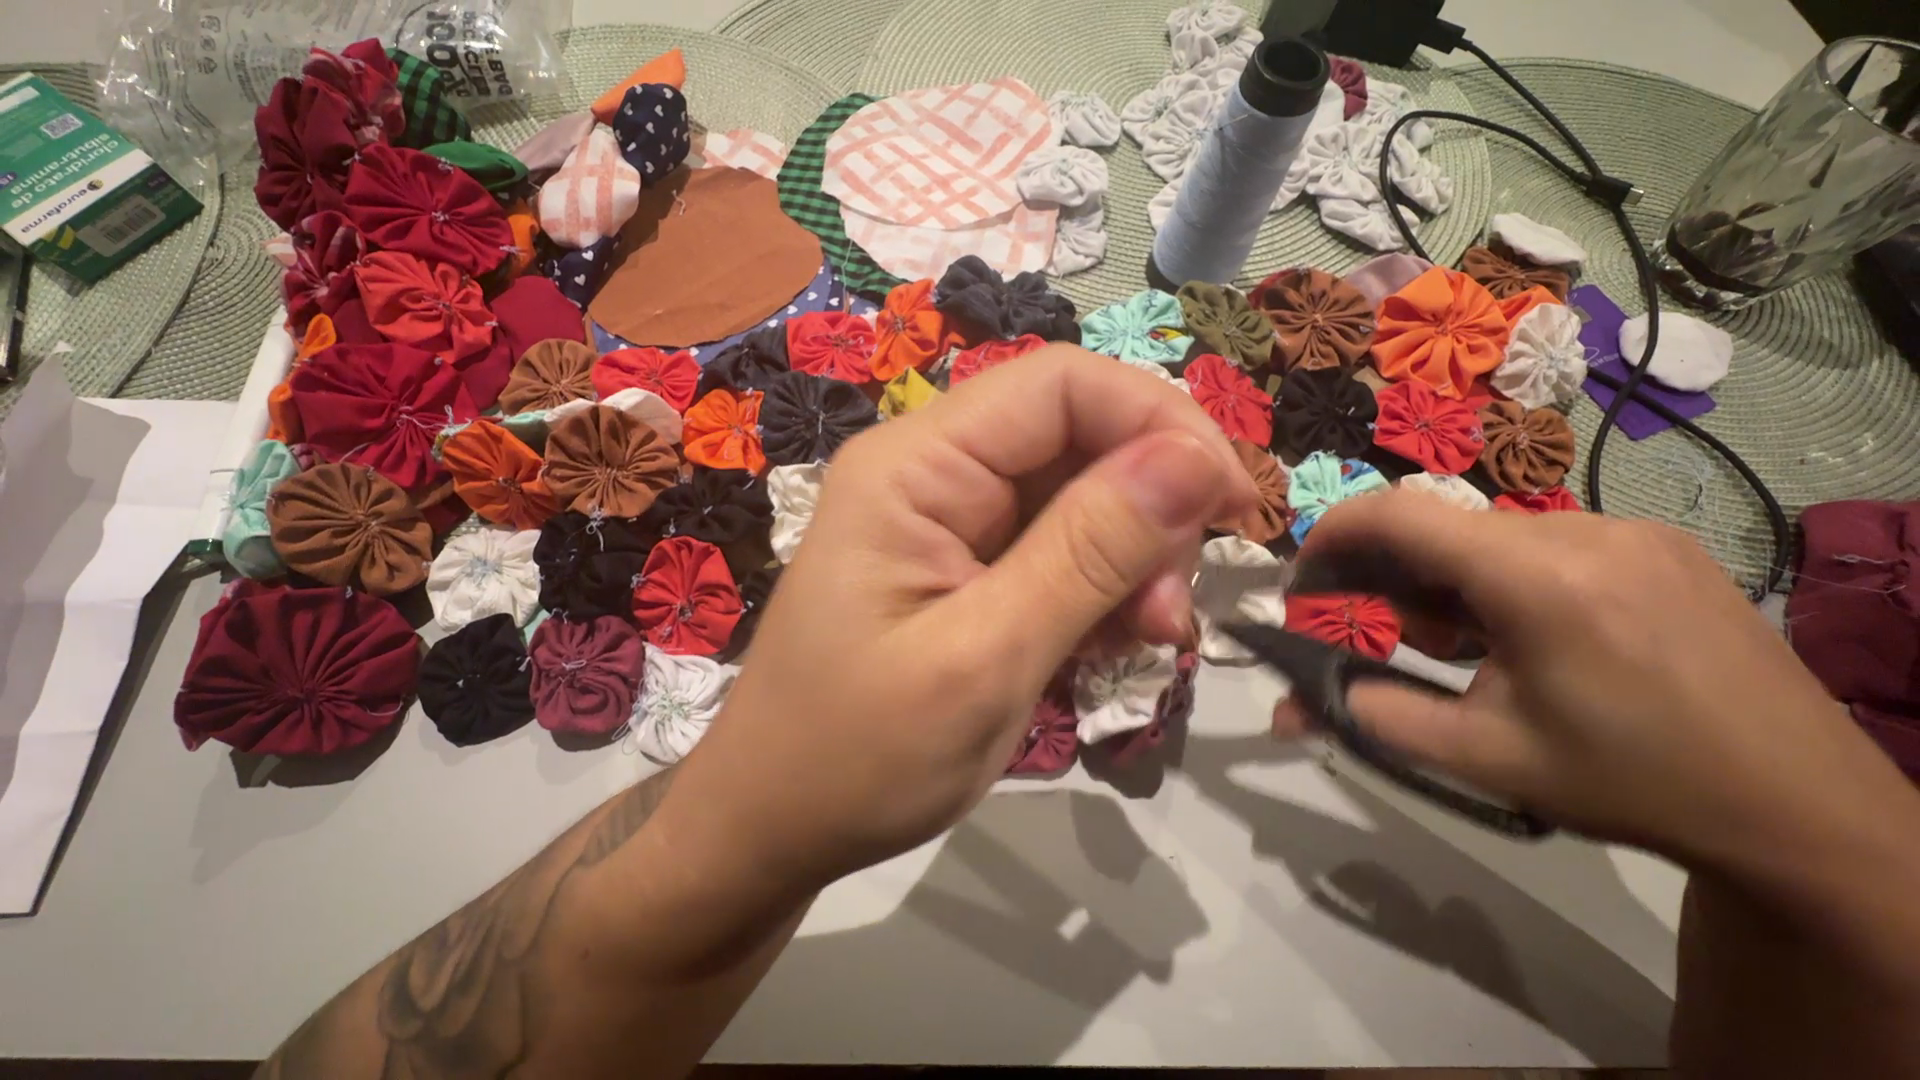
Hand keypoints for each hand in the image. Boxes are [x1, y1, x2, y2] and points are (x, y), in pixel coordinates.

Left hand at [674, 346, 1254, 889]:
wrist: (775, 825)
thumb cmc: (859, 754)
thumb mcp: (985, 658)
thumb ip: (1088, 554)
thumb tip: (1194, 458)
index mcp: (915, 467)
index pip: (1060, 387)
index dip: (1159, 423)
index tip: (1229, 505)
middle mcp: (932, 472)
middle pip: (1077, 439)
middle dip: (1149, 511)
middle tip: (1169, 611)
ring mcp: (948, 522)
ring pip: (1080, 500)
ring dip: (1133, 562)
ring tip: (1145, 642)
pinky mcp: (965, 569)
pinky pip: (1059, 552)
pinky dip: (1102, 593)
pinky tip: (1108, 652)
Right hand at [1276, 491, 1914, 867]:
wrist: (1803, 807)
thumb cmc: (1631, 782)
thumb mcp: (1487, 757)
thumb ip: (1377, 717)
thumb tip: (1290, 707)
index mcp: (1539, 582)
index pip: (1399, 515)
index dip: (1332, 535)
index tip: (1305, 581)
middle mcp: (1586, 533)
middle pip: (1444, 527)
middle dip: (1394, 576)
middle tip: (1390, 636)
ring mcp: (1634, 532)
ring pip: (1494, 535)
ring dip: (1452, 579)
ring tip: (1471, 648)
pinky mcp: (1664, 545)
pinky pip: (1549, 540)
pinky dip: (1507, 575)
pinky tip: (1534, 635)